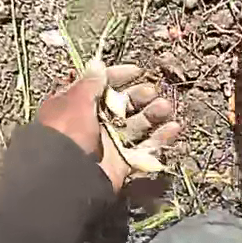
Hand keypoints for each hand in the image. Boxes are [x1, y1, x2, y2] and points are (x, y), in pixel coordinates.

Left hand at [37, 61, 180, 189]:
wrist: (66, 178)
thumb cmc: (68, 133)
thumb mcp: (75, 102)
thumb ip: (91, 84)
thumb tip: (98, 64)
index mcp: (77, 107)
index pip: (100, 86)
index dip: (119, 76)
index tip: (138, 71)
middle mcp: (93, 124)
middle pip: (122, 105)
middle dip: (139, 96)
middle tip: (153, 92)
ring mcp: (108, 144)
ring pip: (136, 125)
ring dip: (153, 115)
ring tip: (166, 107)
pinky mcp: (121, 162)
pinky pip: (144, 149)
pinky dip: (160, 138)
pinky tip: (174, 127)